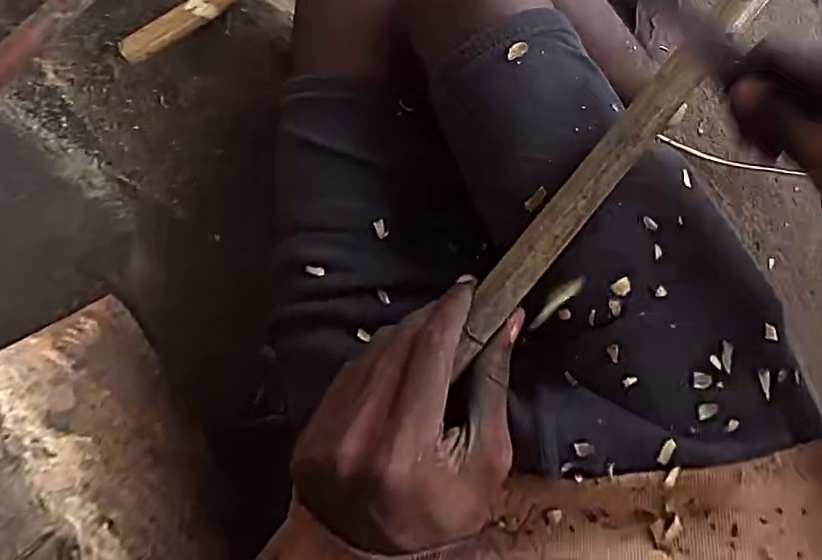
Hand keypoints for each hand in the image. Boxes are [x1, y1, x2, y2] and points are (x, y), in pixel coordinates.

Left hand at [292, 282, 521, 554]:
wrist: (362, 557)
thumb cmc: (435, 516)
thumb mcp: (486, 463)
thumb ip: (494, 386)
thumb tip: (507, 323)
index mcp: (406, 449)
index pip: (431, 349)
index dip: (453, 309)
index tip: (470, 288)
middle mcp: (360, 434)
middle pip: (404, 339)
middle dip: (436, 315)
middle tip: (460, 309)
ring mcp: (329, 429)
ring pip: (379, 345)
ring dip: (412, 331)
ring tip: (435, 340)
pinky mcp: (314, 424)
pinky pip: (357, 363)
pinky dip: (386, 353)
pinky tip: (403, 365)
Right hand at [727, 41, 821, 251]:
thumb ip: (780, 119)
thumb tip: (737, 89)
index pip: (774, 53)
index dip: (742, 77)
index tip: (730, 114)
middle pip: (771, 67)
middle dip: (751, 102)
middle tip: (748, 141)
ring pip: (775, 84)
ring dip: (760, 115)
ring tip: (762, 150)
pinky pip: (788, 100)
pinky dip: (775, 121)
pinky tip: (776, 148)